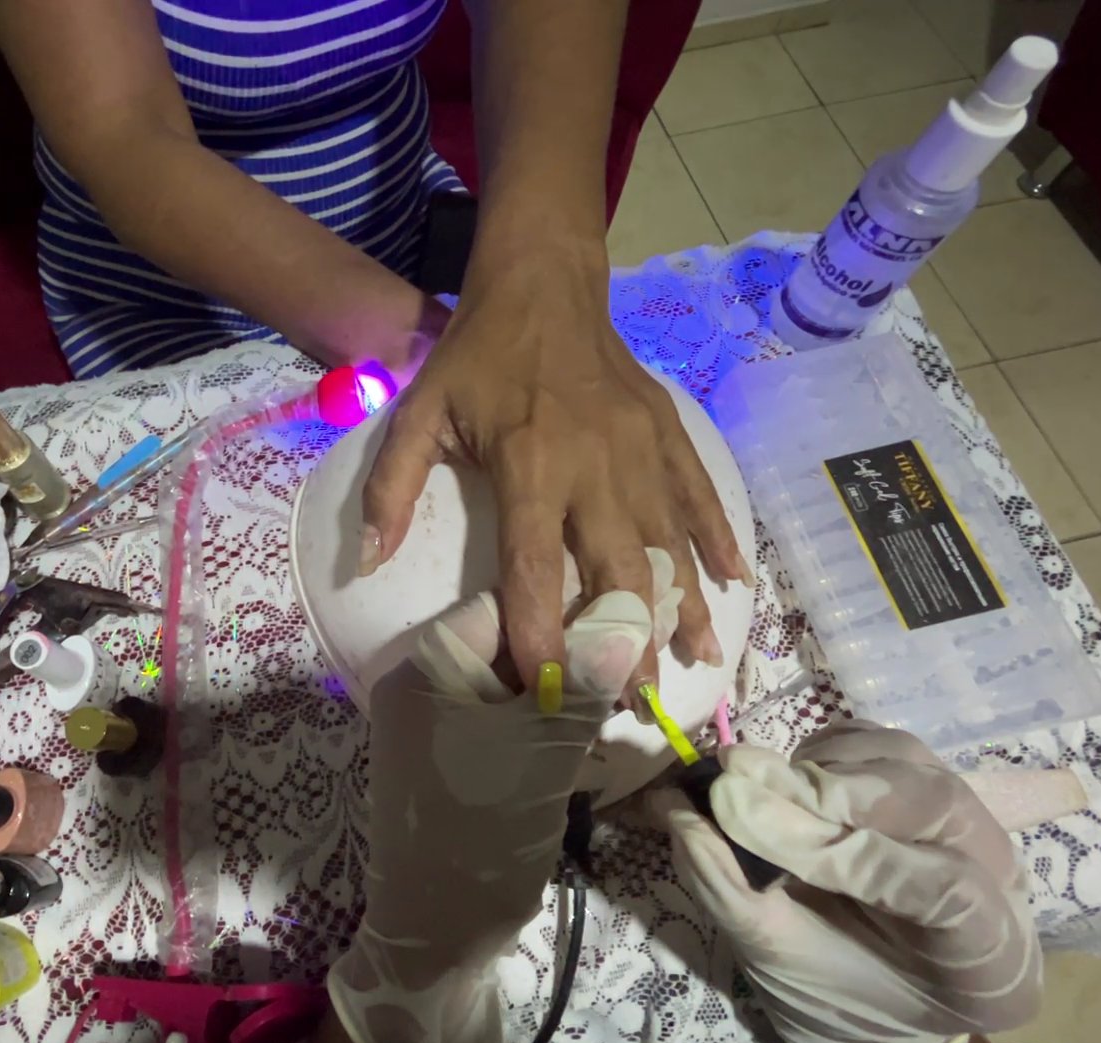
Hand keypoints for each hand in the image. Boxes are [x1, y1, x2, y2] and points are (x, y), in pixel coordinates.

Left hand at [328, 563, 671, 1042]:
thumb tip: (629, 612)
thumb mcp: (539, 753)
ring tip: (625, 689)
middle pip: (509, 643)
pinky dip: (548, 720)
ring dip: (565, 688)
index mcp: (428, 667)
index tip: (625, 607)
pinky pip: (508, 719)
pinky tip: (595, 726)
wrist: (440, 934)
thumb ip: (581, 683)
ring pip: (514, 684)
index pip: (500, 605)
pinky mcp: (460, 755)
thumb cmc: (480, 830)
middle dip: (571, 648)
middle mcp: (427, 684)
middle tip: (636, 653)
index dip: (562, 601)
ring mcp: (441, 722)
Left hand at [359, 249, 748, 703]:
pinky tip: (732, 584)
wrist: (543, 285)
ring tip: (695, 661)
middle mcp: (595, 467)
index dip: (539, 633)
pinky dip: (718, 541)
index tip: (546, 688)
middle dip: (626, 640)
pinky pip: (699, 496)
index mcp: (530, 465)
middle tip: (633, 699)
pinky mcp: (668, 432)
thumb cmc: (476, 357)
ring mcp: (641, 449)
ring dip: (682, 607)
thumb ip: (392, 488)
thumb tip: (368, 563)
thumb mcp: (418, 414)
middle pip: (617, 570)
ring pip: (669, 543)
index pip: (534, 568)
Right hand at [653, 723, 1043, 1042]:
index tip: (732, 814)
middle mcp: (1002, 880)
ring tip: (754, 780)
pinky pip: (879, 741)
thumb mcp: (772, 958)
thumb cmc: (827, 993)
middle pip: (934, 802)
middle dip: (826, 788)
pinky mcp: (923, 783)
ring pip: (907, 759)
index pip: (934, 885)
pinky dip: (823, 747)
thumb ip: (725, 884)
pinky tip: (786, 776)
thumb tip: (676, 807)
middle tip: (734, 778)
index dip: (831, 847)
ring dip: (821, 762)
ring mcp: (969, 823)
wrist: (867, 996)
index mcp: (986, 959)